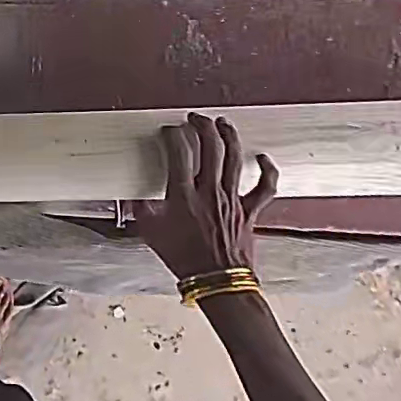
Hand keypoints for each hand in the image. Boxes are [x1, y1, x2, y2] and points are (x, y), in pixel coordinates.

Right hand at [129, 113, 278, 278]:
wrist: (216, 281)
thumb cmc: (184, 258)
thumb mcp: (150, 230)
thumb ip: (141, 207)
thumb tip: (134, 194)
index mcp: (183, 195)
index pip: (178, 153)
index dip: (172, 135)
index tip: (168, 130)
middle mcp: (209, 192)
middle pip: (210, 147)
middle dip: (202, 126)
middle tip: (195, 118)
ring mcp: (232, 199)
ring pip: (234, 158)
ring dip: (228, 135)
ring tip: (222, 123)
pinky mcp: (249, 210)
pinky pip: (264, 186)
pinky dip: (267, 170)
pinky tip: (263, 158)